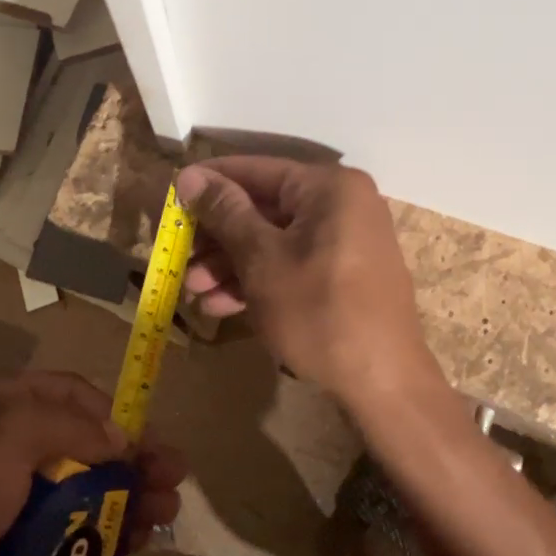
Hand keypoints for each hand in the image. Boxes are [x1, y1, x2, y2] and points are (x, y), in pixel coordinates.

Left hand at [0, 371, 185, 555]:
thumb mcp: (8, 432)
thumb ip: (71, 424)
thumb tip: (121, 437)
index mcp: (0, 402)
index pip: (69, 392)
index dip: (111, 410)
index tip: (142, 438)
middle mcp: (9, 445)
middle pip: (87, 444)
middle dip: (133, 459)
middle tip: (174, 479)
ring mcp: (12, 500)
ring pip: (86, 492)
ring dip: (131, 498)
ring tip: (168, 514)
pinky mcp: (14, 546)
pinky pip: (71, 534)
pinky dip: (106, 536)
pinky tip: (136, 541)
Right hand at [175, 158, 443, 406]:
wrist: (384, 385)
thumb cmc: (318, 311)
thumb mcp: (262, 259)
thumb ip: (225, 212)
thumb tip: (191, 175)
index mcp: (328, 187)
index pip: (255, 170)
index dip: (209, 184)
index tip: (171, 198)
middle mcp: (342, 204)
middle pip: (263, 207)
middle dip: (217, 235)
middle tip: (179, 255)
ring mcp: (347, 241)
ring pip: (275, 240)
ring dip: (231, 263)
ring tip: (193, 291)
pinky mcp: (345, 275)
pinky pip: (293, 263)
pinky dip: (259, 280)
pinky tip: (221, 306)